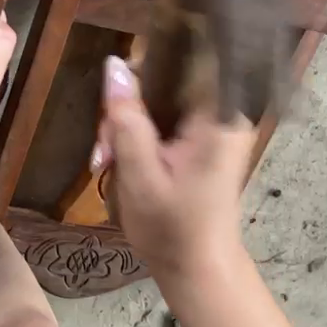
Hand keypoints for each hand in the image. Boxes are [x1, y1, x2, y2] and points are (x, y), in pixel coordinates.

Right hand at [94, 55, 252, 271]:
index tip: (119, 84)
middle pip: (166, 79)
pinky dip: (138, 135)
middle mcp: (222, 113)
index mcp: (218, 115)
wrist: (197, 271)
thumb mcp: (139, 172)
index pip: (190, 55)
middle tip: (104, 150)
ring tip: (107, 161)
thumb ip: (126, 116)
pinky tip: (119, 160)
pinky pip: (164, 118)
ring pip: (158, 100)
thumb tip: (113, 62)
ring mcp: (212, 126)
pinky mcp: (201, 140)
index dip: (151, 58)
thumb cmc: (172, 228)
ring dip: (127, 124)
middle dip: (127, 106)